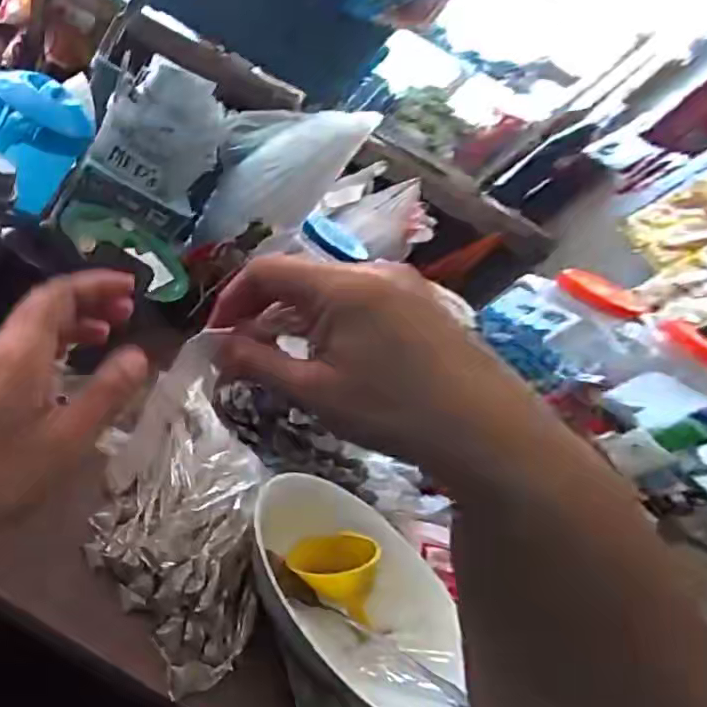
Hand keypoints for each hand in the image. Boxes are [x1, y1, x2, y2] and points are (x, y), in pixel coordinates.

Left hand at [0, 271, 149, 546]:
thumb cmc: (9, 473)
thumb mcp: (70, 437)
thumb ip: (107, 392)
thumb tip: (139, 354)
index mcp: (21, 351)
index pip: (57, 294)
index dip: (94, 283)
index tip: (132, 286)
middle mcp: (1, 349)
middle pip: (44, 304)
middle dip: (87, 299)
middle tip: (127, 310)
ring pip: (32, 326)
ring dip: (71, 321)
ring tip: (109, 333)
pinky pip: (22, 348)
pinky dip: (53, 343)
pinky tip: (72, 363)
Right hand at [206, 256, 563, 476]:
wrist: (492, 436)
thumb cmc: (392, 411)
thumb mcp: (311, 390)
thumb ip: (254, 362)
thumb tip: (214, 347)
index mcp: (344, 286)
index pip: (265, 270)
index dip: (230, 299)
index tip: (214, 335)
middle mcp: (373, 272)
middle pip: (293, 276)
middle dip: (255, 309)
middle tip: (235, 348)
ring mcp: (401, 286)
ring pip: (322, 288)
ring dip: (285, 315)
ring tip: (270, 353)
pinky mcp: (418, 304)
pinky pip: (352, 299)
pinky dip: (319, 319)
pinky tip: (316, 352)